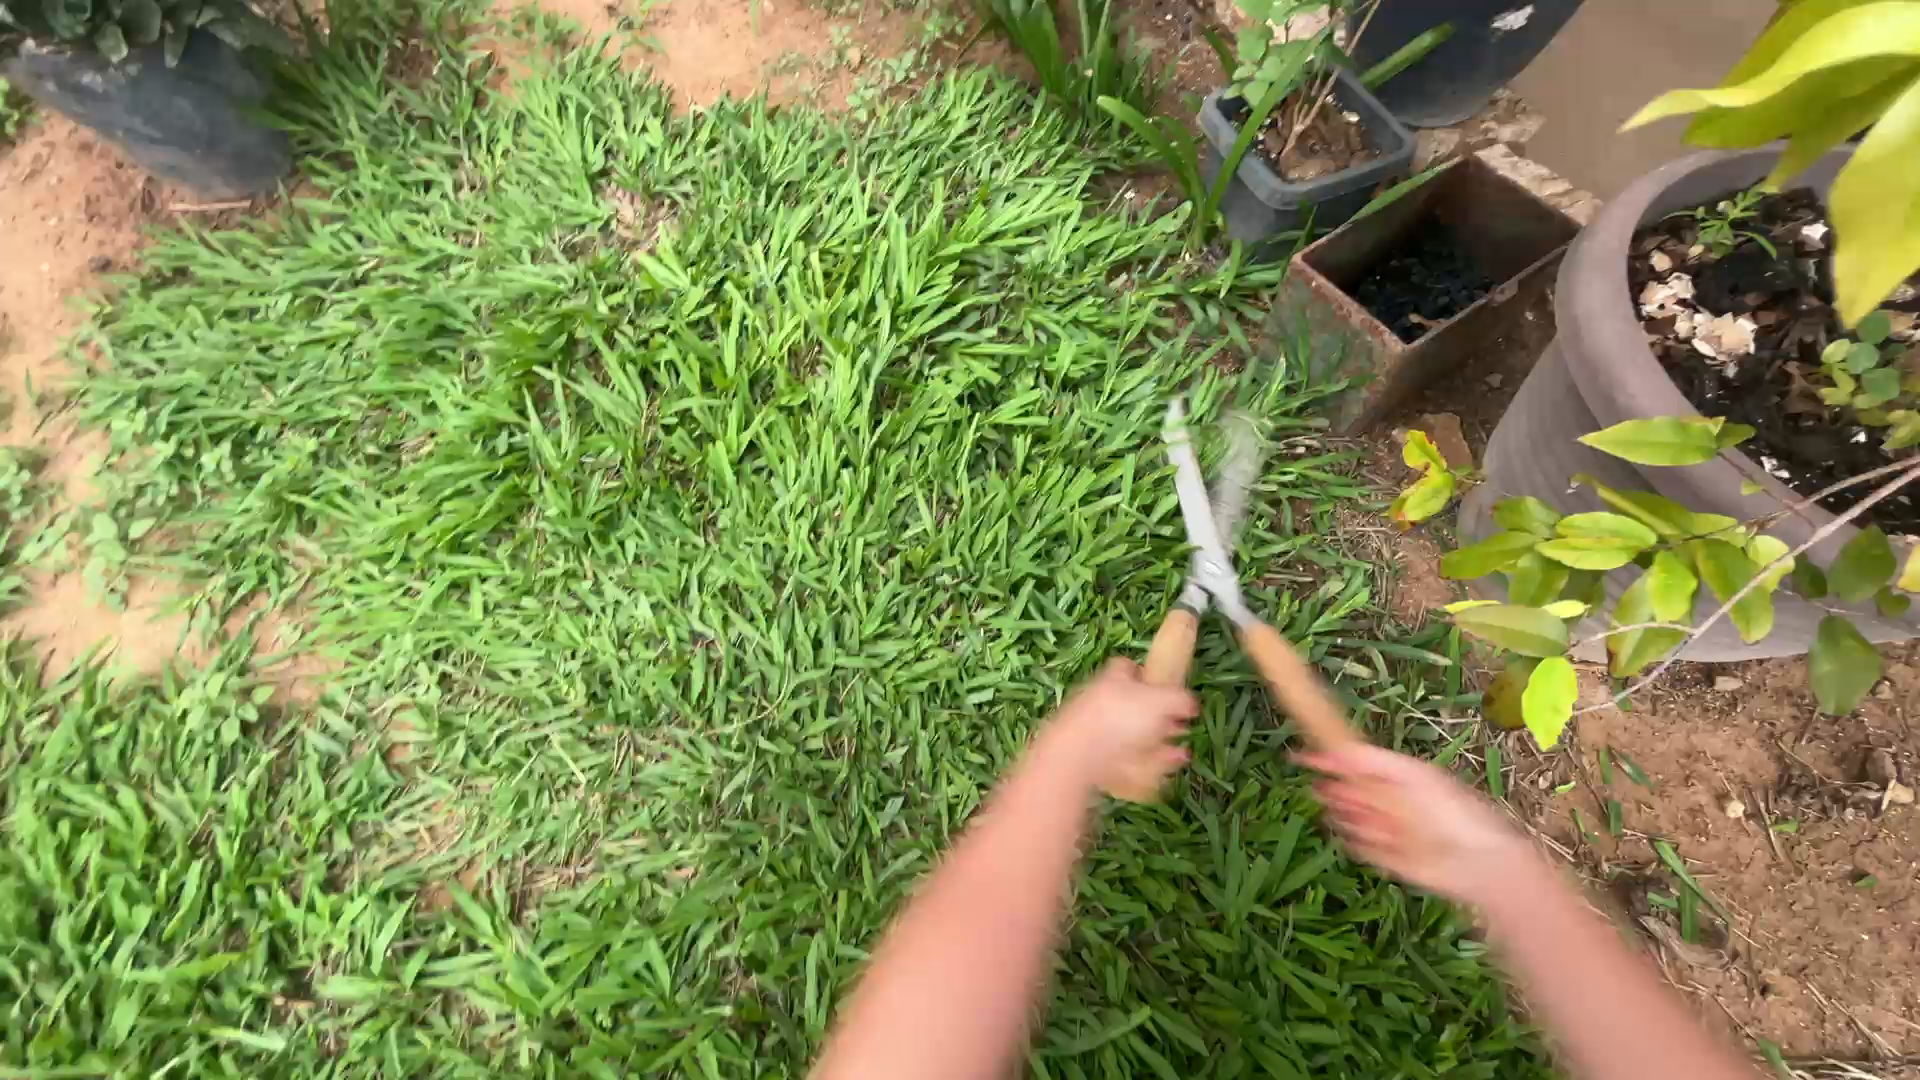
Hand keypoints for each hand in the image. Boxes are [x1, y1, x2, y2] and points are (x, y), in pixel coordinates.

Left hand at [1045, 659, 1196, 801]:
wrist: (1077, 755)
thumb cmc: (1120, 718)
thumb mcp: (1160, 700)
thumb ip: (1179, 699)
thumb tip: (1191, 703)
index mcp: (1113, 678)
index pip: (1128, 667)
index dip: (1147, 674)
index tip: (1166, 686)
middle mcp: (1101, 699)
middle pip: (1132, 703)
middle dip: (1159, 717)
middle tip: (1180, 727)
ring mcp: (1095, 728)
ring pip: (1130, 733)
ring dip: (1157, 742)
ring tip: (1180, 753)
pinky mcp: (1094, 756)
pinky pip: (1125, 757)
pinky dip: (1146, 763)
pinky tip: (1163, 770)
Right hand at [1296, 743, 1536, 905]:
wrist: (1478, 861)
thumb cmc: (1449, 810)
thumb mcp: (1410, 774)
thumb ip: (1370, 760)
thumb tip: (1333, 748)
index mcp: (1397, 779)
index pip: (1354, 765)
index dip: (1329, 760)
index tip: (1300, 756)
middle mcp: (1390, 803)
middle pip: (1350, 791)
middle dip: (1334, 788)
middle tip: (1319, 788)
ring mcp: (1387, 831)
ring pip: (1352, 818)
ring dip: (1344, 814)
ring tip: (1341, 810)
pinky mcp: (1386, 858)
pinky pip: (1360, 847)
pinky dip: (1356, 841)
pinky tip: (1357, 836)